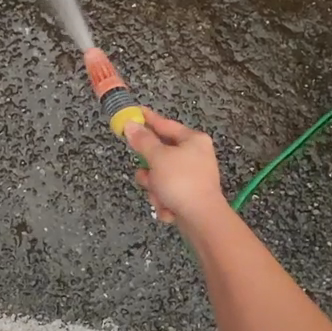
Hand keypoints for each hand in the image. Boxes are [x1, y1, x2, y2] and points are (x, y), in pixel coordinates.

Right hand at [125, 110, 229, 226]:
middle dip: (150, 170)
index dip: (147, 119)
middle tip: (146, 174)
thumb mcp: (158, 157)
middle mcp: (195, 155)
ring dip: (155, 188)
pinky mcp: (189, 194)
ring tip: (160, 195)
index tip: (134, 113)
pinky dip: (163, 200)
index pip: (165, 124)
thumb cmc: (182, 182)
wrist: (200, 217)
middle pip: (159, 155)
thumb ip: (142, 140)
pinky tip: (168, 208)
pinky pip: (166, 192)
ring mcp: (192, 176)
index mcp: (193, 140)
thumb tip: (130, 125)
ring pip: (159, 176)